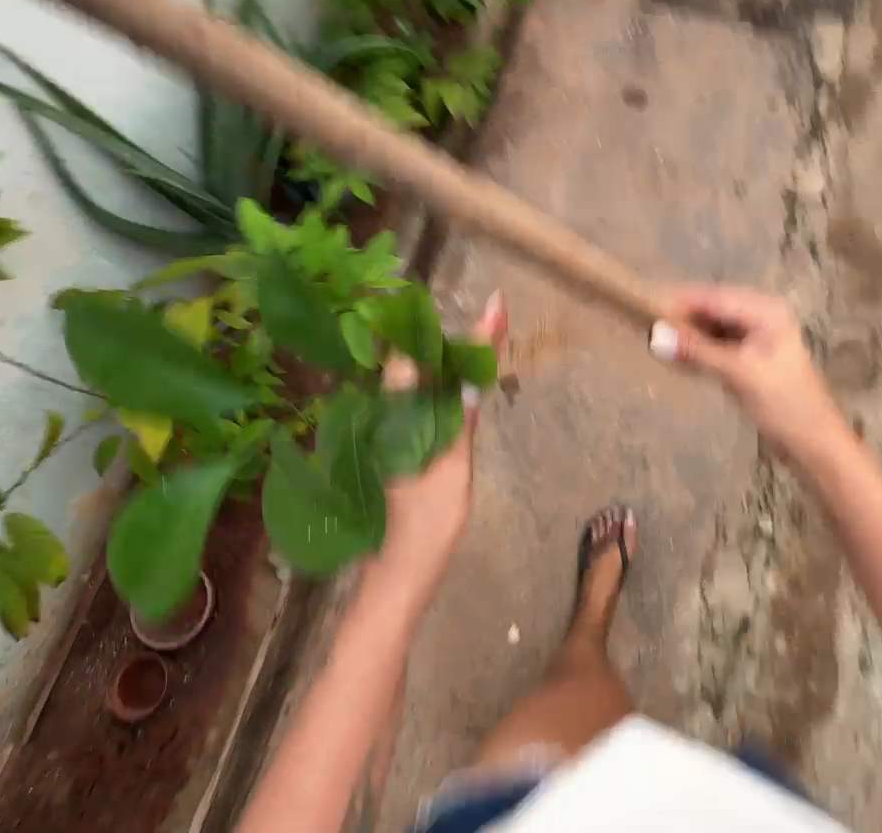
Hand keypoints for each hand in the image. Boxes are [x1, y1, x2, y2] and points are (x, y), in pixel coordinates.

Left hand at [377, 291, 507, 584]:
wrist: (401, 572)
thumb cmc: (428, 525)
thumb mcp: (452, 472)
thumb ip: (460, 425)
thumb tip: (472, 383)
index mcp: (397, 420)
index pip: (423, 362)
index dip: (459, 334)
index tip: (493, 308)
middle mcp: (388, 420)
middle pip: (417, 366)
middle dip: (451, 340)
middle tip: (491, 320)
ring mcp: (392, 434)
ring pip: (419, 385)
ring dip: (447, 362)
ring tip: (480, 340)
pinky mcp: (399, 449)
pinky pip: (421, 405)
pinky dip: (443, 389)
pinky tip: (460, 386)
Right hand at [651, 284, 848, 460]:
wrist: (814, 444)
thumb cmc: (785, 405)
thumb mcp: (739, 374)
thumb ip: (697, 351)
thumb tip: (655, 336)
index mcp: (766, 311)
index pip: (714, 297)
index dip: (679, 301)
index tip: (643, 306)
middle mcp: (760, 317)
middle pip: (710, 310)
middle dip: (680, 319)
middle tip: (644, 328)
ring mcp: (753, 338)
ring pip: (709, 329)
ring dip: (686, 337)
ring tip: (654, 344)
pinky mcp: (746, 359)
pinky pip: (714, 347)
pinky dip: (696, 353)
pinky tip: (675, 361)